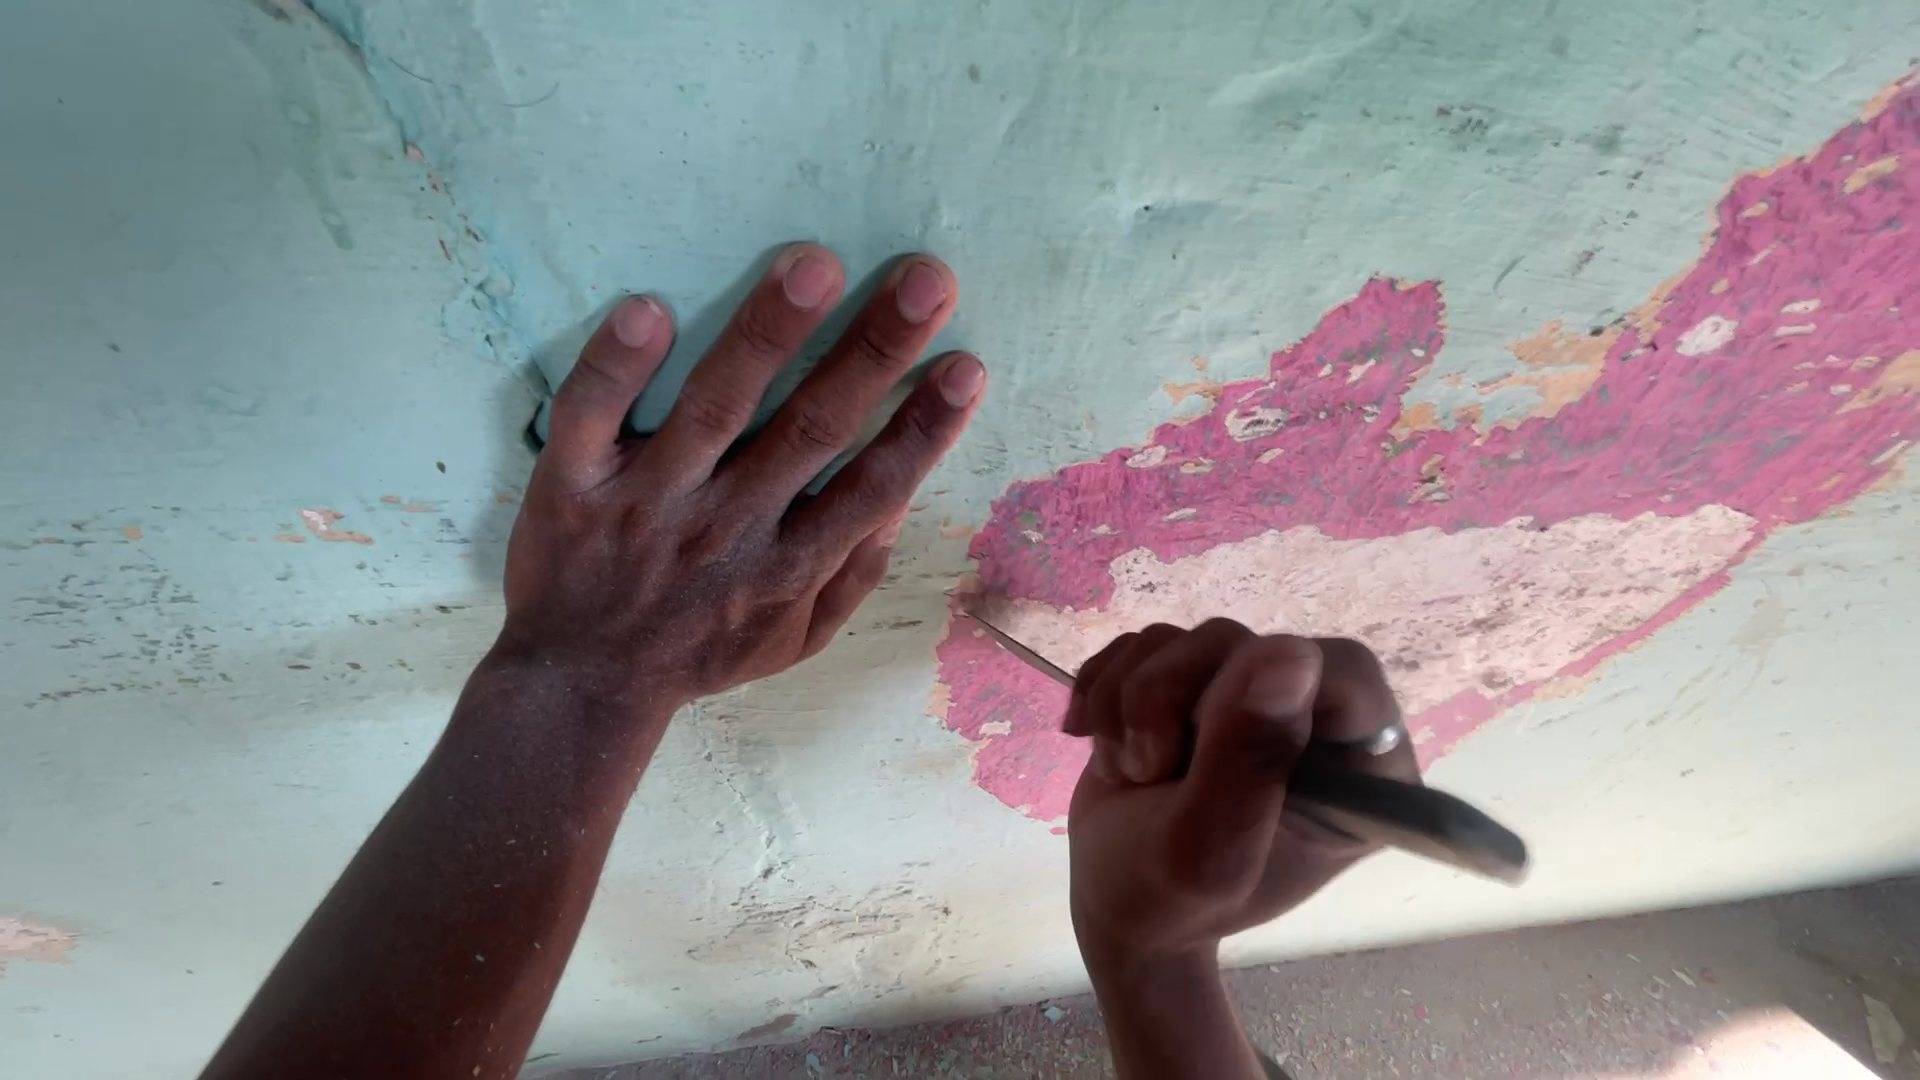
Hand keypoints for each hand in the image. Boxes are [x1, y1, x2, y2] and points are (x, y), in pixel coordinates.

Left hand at [496, 244, 984, 710]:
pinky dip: (617, 367)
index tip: (966, 367)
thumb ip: (855, 574)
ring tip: (814, 266)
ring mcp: (651, 502)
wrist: (585, 683)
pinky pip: (591, 418)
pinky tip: (648, 309)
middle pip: (813, 430)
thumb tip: (898, 499)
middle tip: (926, 280)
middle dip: (873, 353)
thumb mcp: (801, 639)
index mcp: (791, 566)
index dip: (923, 430)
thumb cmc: (708, 651)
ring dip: (767, 336)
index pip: (872, 488)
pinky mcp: (575, 485)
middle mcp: (731, 525)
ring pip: (715, 409)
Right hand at [1065, 620, 1419, 963]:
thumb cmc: (1169, 900)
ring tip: (1126, 769)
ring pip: (1180, 639)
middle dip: (1168, 697)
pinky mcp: (1181, 682)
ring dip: (1127, 700)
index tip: (1201, 735)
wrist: (1113, 902)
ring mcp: (1236, 695)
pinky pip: (1138, 643)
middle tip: (1147, 768)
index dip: (1267, 683)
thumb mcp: (1206, 851)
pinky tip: (1090, 735)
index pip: (1343, 673)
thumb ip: (1246, 761)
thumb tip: (1289, 655)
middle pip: (1242, 645)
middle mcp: (1303, 719)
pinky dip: (1100, 685)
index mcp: (1354, 770)